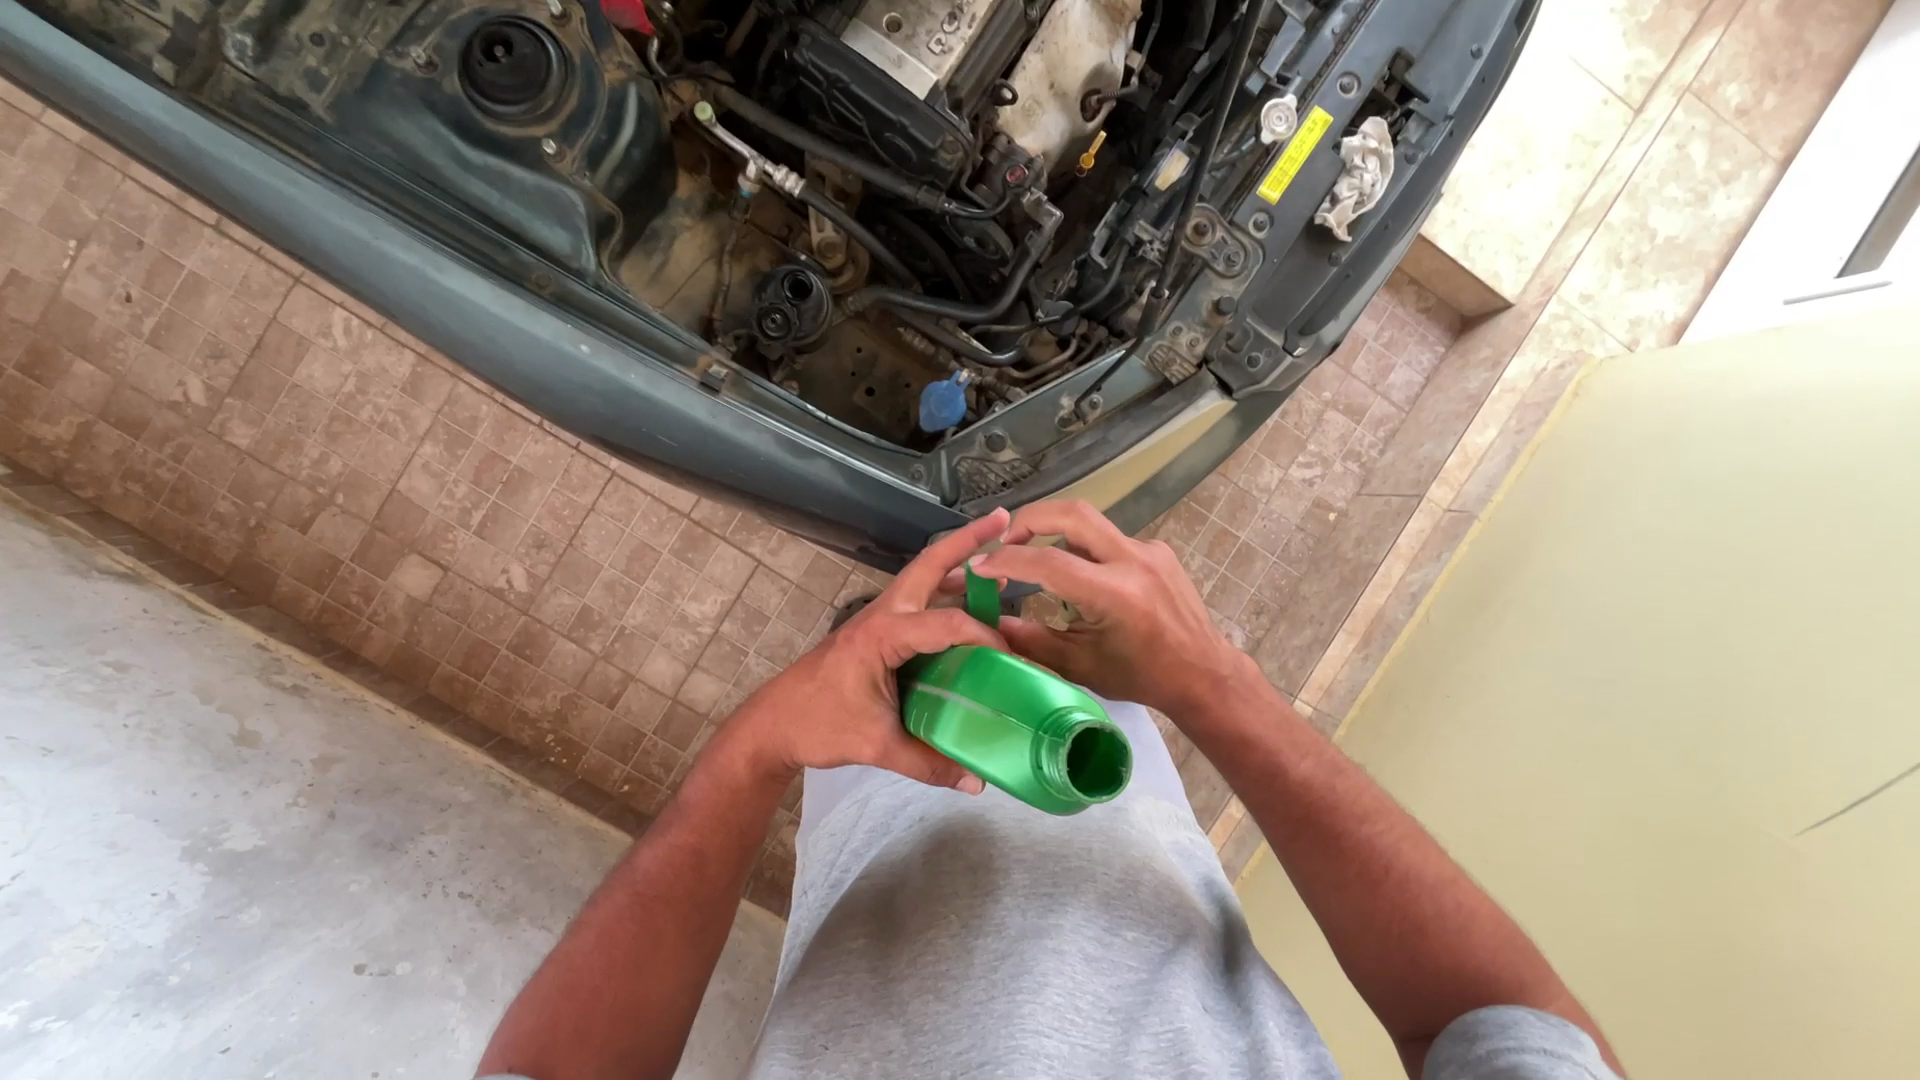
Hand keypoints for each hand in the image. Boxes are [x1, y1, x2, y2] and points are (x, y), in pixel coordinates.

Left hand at [724, 508, 1012, 792]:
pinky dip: (946, 592)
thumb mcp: (875, 745)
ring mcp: (878, 619)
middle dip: (968, 541)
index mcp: (883, 634)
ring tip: (998, 555)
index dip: (984, 636)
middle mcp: (883, 614)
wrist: (772, 723)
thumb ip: (927, 762)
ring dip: (957, 561)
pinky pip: (918, 601)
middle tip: (1005, 520)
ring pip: (923, 577)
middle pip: (930, 565)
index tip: (1012, 658)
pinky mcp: (877, 632)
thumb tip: (976, 781)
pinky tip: (967, 603)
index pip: (946, 623)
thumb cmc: (818, 724)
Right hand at [970, 500, 1251, 717]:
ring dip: (1058, 537)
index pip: (1048, 563)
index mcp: (1114, 595)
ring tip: (1040, 565)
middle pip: (1073, 513)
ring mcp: (1150, 550)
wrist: (1203, 673)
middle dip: (1030, 519)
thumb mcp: (1080, 665)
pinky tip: (1085, 581)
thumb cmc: (1140, 676)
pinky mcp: (1158, 549)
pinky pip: (1110, 540)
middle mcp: (1133, 561)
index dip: (1007, 560)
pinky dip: (1087, 552)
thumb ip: (1032, 640)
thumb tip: (991, 621)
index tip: (979, 565)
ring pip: (1090, 525)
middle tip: (1006, 541)